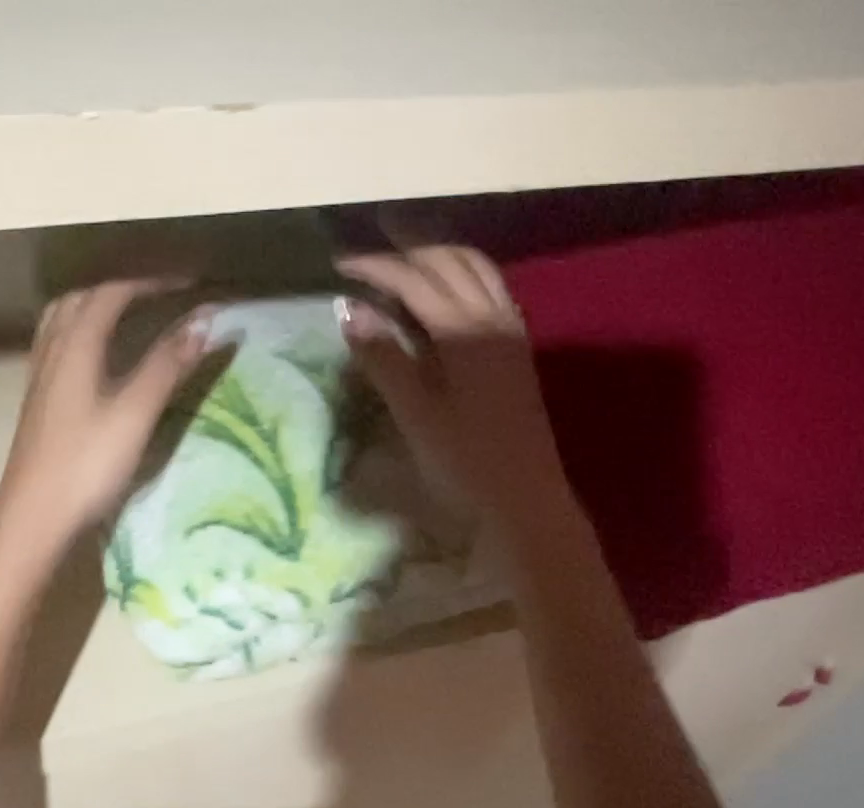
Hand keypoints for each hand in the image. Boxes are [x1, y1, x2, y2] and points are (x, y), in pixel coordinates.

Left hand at [0, 280, 207, 553]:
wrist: (34, 515)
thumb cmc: (87, 464)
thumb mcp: (135, 413)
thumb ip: (167, 366)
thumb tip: (204, 322)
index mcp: (75, 346)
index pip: (111, 293)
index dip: (150, 281)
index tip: (189, 284)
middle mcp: (53, 351)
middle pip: (81, 299)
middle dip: (121, 287)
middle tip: (159, 294)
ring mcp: (40, 377)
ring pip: (62, 321)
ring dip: (95, 306)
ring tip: (126, 314)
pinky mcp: (38, 402)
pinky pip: (57, 346)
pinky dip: (81, 333)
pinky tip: (96, 358)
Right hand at [335, 245, 568, 527]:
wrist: (524, 497)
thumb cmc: (464, 460)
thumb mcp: (414, 413)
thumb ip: (382, 357)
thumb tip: (347, 308)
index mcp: (464, 330)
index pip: (415, 278)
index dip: (375, 267)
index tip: (338, 265)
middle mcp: (492, 317)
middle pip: (450, 261)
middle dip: (406, 253)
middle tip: (367, 263)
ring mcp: (510, 331)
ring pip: (476, 270)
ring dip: (437, 260)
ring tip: (402, 271)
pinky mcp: (516, 349)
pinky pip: (490, 290)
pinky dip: (461, 279)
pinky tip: (442, 300)